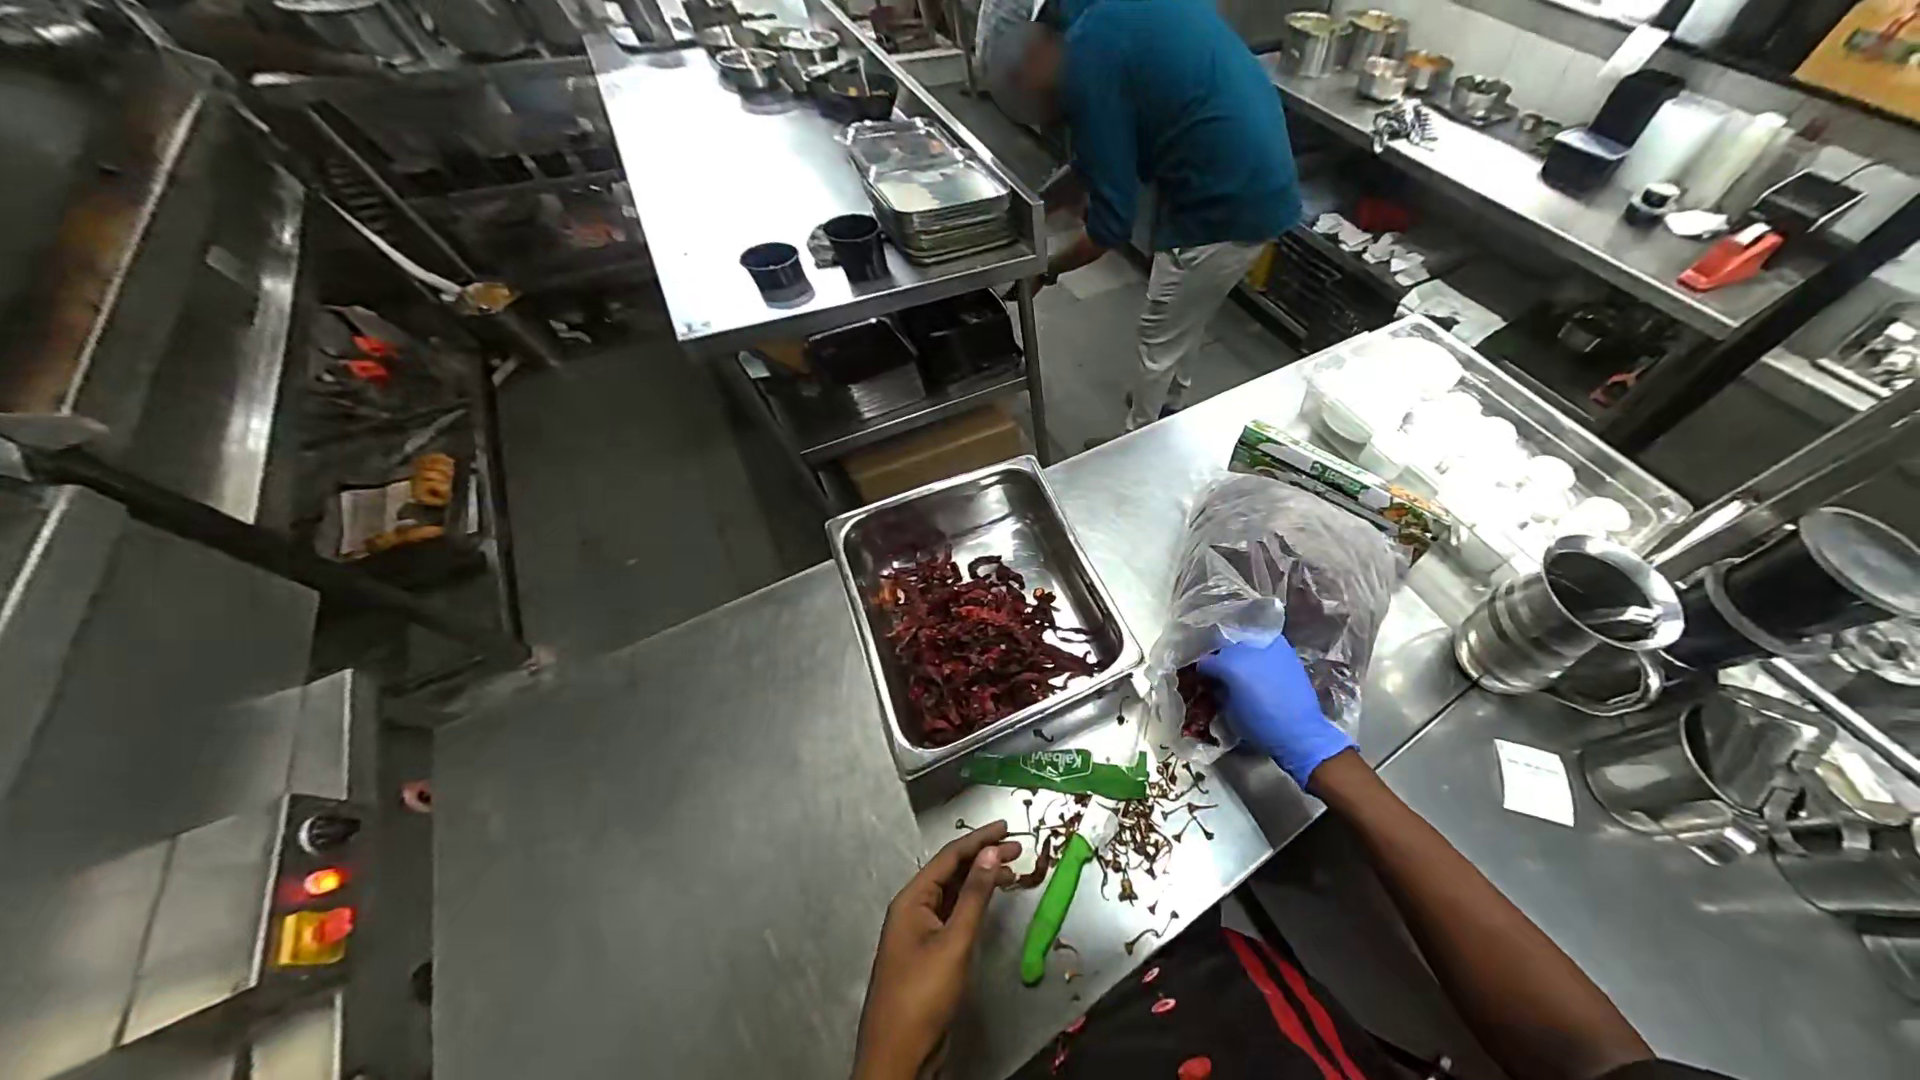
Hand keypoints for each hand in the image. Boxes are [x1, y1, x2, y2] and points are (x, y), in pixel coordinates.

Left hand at [853, 822, 1020, 1079]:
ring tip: (1012, 872)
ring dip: (981, 880)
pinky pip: (953, 914)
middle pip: (951, 872)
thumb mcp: (954, 941)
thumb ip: (974, 895)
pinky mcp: (929, 952)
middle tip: (1017, 849)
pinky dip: (974, 903)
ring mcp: (920, 931)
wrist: (899, 1056)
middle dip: (983, 857)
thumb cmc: (923, 994)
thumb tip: (991, 853)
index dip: (979, 839)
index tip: (1005, 827)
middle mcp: (913, 908)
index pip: (949, 857)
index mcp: (912, 898)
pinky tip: (990, 901)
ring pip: (953, 893)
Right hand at [1196, 635, 1355, 787]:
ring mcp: (1269, 648)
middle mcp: (1248, 650)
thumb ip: (1219, 690)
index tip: (1204, 678)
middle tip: (1222, 673)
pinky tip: (1258, 664)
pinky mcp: (1286, 651)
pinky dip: (1259, 652)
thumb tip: (1216, 682)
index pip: (1206, 661)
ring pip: (1246, 642)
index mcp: (1230, 665)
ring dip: (1241, 653)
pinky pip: (1265, 644)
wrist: (1301, 733)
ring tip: (1242, 667)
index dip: (1203, 671)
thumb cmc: (1260, 727)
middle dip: (1222, 659)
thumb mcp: (1229, 711)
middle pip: (1226, 648)